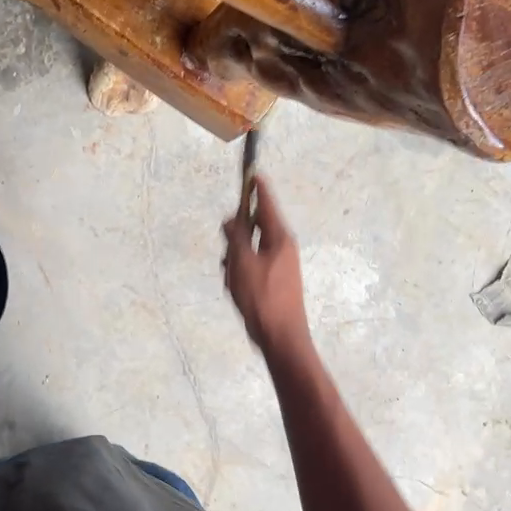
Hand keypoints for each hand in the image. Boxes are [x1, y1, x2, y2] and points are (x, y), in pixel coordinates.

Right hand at [222, 175, 311, 354]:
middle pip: (253, 225)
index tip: (250, 171)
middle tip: (227, 251)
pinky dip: (240, 271)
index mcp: (279, 238)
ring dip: (234, 258)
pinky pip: (251, 264)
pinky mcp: (274, 279)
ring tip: (232, 278)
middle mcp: (282, 247)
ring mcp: (279, 264)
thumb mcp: (242, 262)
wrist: (282, 339)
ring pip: (248, 247)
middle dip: (235, 235)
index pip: (266, 203)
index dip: (256, 187)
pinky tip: (236, 289)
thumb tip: (232, 219)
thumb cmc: (262, 298)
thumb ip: (235, 237)